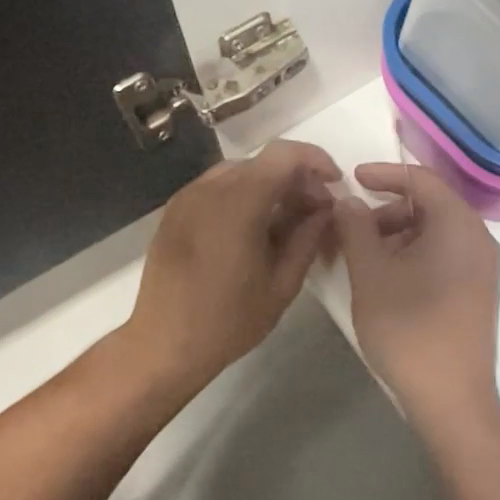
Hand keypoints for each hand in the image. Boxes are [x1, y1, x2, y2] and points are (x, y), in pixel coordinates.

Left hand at [126, 140, 341, 383]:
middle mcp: (208, 190)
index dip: (315, 161)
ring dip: (268, 188)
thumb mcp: (282, 285)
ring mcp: (186, 199)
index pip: (284, 155)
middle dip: (295, 179)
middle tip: (315, 213)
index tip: (334, 184)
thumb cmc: (228, 321)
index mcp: (238, 203)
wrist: (164, 343)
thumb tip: (325, 210)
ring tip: (285, 224)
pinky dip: (242, 197)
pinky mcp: (173, 213)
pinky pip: (216, 190)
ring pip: (238, 173)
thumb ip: (307, 239)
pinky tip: (252, 231)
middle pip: (261, 163)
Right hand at [335, 163, 499, 415]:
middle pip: (430, 206)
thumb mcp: (371, 273)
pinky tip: (384, 278)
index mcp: (459, 225)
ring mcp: (481, 269)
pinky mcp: (476, 293)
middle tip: (349, 229)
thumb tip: (349, 202)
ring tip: (360, 257)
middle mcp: (478, 239)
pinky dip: (412, 255)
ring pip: (434, 234)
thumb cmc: (408, 327)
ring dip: (396, 235)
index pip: (422, 180)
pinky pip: (443, 257)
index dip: (384, 174)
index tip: (350, 179)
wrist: (451, 397)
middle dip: (386, 210)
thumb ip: (356, 228)